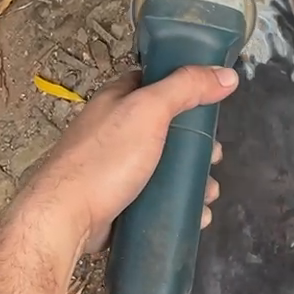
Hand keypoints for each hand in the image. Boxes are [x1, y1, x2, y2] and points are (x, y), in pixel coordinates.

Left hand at [20, 66, 238, 250]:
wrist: (66, 218)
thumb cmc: (106, 158)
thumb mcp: (149, 110)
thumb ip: (187, 88)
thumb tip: (227, 75)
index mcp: (117, 100)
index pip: (156, 83)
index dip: (186, 89)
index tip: (214, 101)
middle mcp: (115, 130)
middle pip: (167, 129)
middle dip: (196, 143)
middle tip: (215, 156)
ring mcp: (116, 168)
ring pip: (165, 167)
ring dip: (192, 177)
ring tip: (209, 193)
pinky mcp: (119, 201)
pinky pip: (156, 198)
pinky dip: (178, 203)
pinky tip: (197, 215)